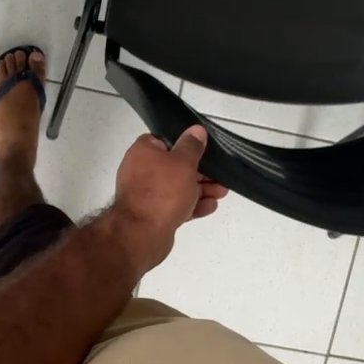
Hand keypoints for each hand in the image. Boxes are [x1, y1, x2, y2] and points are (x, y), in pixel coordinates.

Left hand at [105, 125, 228, 271]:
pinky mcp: (153, 214)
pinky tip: (210, 206)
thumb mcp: (183, 163)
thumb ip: (192, 146)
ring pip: (177, 188)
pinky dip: (192, 205)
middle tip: (221, 176)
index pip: (166, 140)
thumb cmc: (163, 191)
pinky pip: (175, 205)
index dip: (186, 144)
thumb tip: (196, 130)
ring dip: (200, 189)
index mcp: (143, 151)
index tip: (205, 150)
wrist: (142, 233)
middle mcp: (141, 170)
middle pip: (175, 166)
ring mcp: (146, 194)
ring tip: (222, 193)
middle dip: (201, 172)